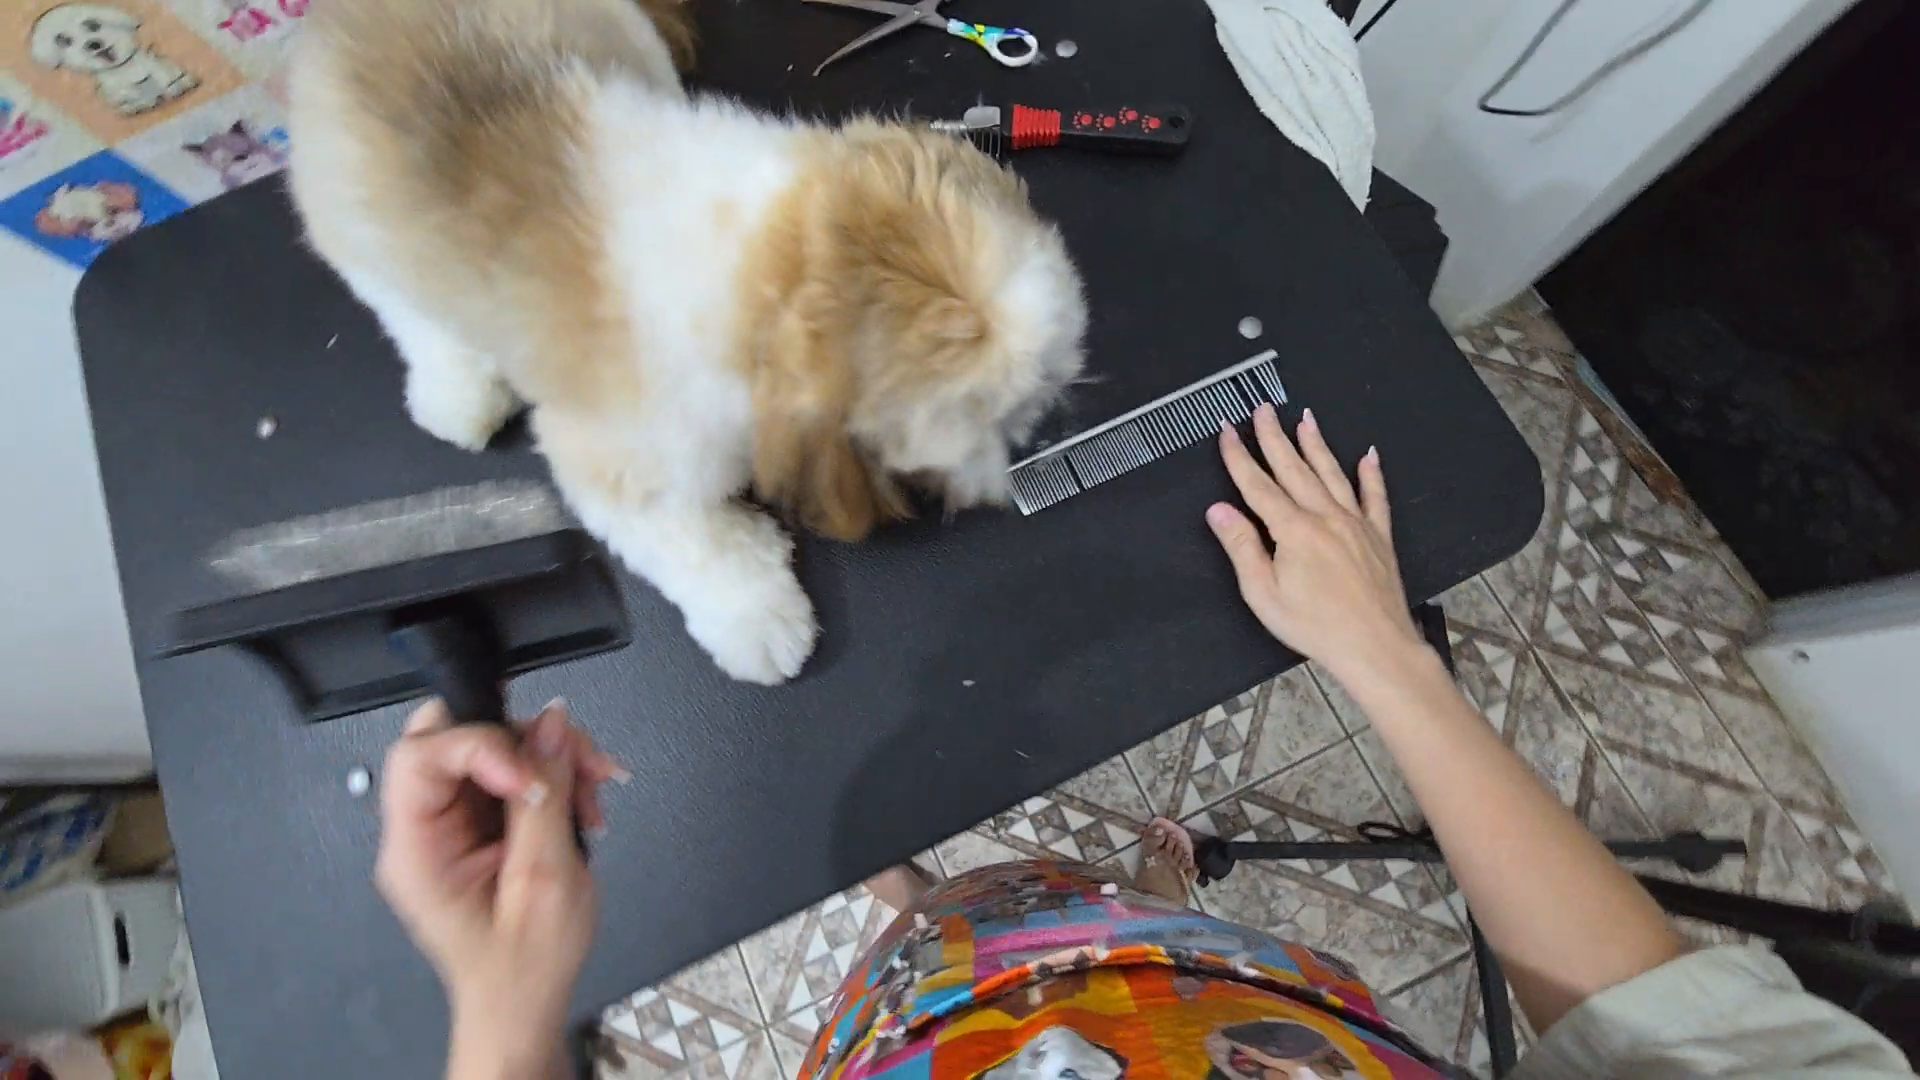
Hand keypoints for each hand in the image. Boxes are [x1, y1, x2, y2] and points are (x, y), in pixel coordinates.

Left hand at [375, 698, 624, 1072]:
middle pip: (460, 736)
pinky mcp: (489, 818)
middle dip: (528, 738)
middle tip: (575, 759)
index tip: (536, 775)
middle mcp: (428, 828)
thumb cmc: (526, 963)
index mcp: (417, 851)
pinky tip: (588, 801)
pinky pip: (523, 766)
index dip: (484, 746)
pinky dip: (564, 772)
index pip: (423, 756)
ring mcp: (459, 821)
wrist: (528, 1000)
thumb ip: (546, 796)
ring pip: (502, 744)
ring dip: (559, 757)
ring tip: (594, 792)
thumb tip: (551, 723)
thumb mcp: (544, 879)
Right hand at [1206, 404, 1425, 683]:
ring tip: (1305, 419)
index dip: (1239, 457)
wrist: (1375, 647)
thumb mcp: (1263, 592)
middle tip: (1263, 410)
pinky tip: (1368, 456)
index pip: (1258, 485)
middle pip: (1294, 468)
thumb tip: (1220, 511)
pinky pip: (1375, 497)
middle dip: (1274, 437)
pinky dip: (1371, 474)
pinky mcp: (1377, 537)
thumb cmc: (1315, 625)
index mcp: (1294, 530)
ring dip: (1316, 445)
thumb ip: (1241, 547)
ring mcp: (1355, 524)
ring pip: (1332, 474)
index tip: (1227, 431)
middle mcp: (1326, 518)